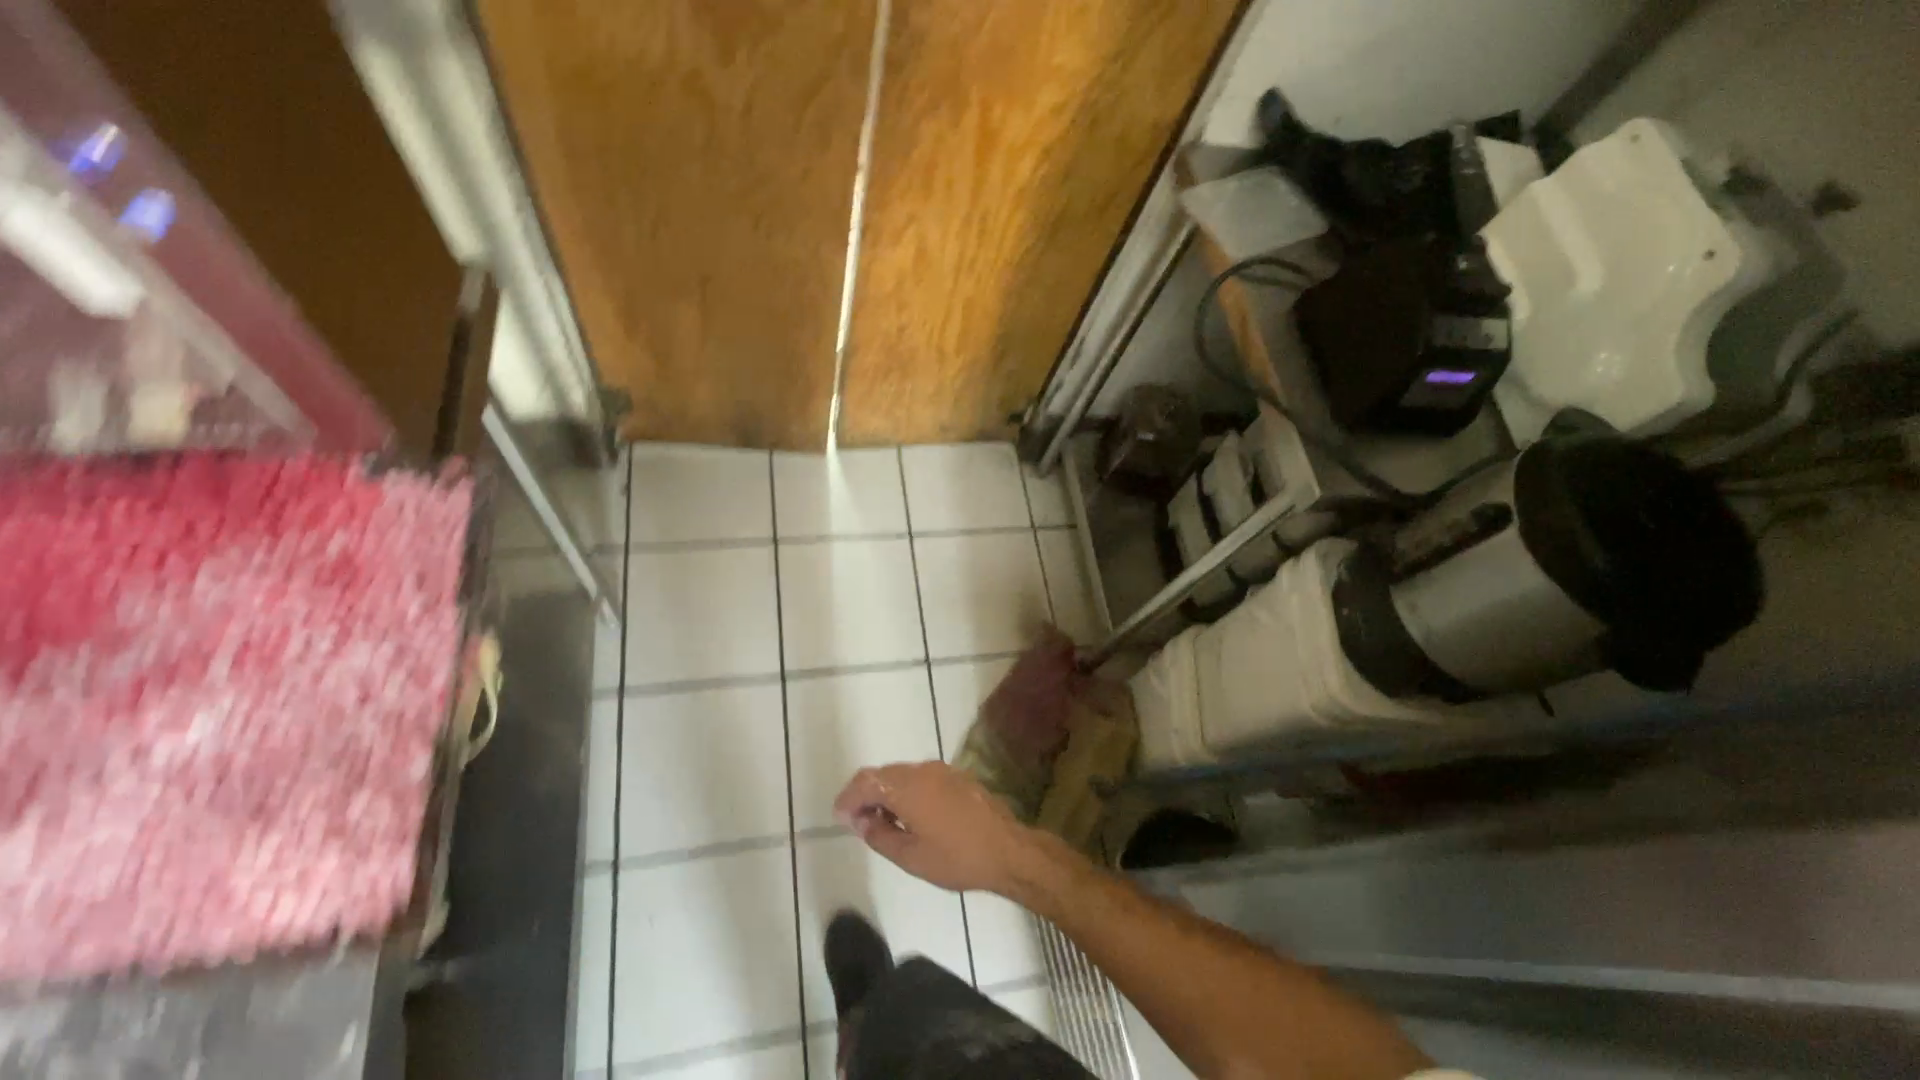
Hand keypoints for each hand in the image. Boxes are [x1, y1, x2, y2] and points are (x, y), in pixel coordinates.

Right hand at [833, 762, 1042, 895]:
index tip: (841, 817)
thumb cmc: (957, 858)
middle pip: (883, 775)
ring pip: (903, 775)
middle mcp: (923, 770)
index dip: (848, 798)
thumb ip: (879, 836)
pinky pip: (922, 778)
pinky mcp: (959, 778)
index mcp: (907, 787)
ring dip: (888, 793)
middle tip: (859, 822)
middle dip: (866, 795)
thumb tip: (862, 821)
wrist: (1009, 852)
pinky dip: (908, 792)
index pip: (866, 781)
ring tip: (884, 822)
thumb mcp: (911, 857)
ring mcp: (944, 771)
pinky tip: (911, 816)